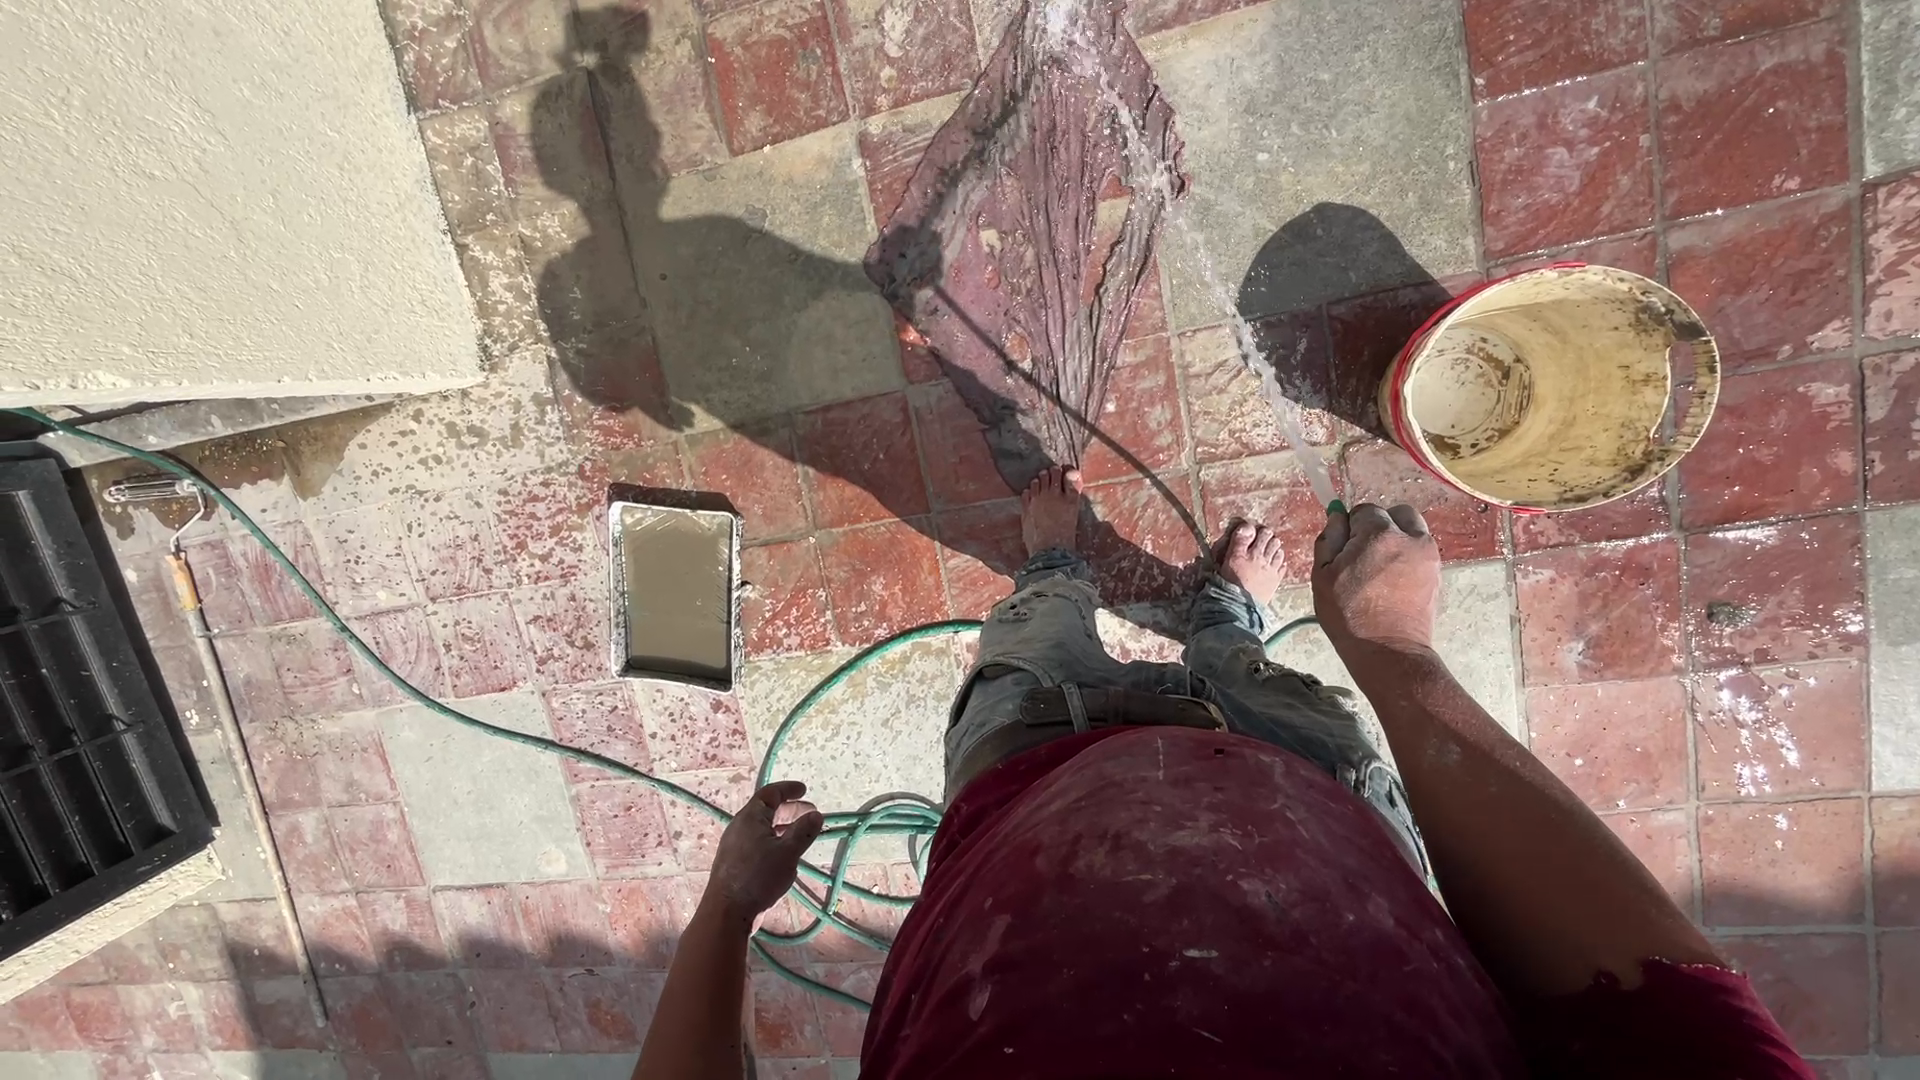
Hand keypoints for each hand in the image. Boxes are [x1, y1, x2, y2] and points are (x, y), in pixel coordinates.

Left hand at [706, 781, 823, 922]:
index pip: (770, 794)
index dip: (788, 789)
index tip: (804, 790)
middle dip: (790, 810)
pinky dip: (774, 840)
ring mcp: (735, 846)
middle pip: (766, 810)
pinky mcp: (735, 863)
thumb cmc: (758, 877)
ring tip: (801, 834)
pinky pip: (757, 842)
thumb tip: (816, 815)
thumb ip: (803, 832)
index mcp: (750, 818)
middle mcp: (740, 827)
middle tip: (810, 814)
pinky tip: (784, 855)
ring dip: (783, 827)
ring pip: (762, 828)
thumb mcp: (787, 853)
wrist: (726, 913)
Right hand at [1312, 502, 1439, 654]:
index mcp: (1379, 535)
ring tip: (1379, 566)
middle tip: (1363, 550)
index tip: (1344, 547)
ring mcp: (1429, 556)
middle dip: (1380, 524)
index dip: (1350, 526)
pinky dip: (1407, 556)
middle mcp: (1410, 538)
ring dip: (1396, 538)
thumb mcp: (1323, 575)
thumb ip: (1330, 539)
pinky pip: (1421, 551)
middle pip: (1396, 513)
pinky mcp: (1437, 573)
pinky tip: (1392, 580)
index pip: (1364, 510)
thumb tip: (1337, 516)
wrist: (1387, 649)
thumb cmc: (1348, 613)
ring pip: (1413, 530)